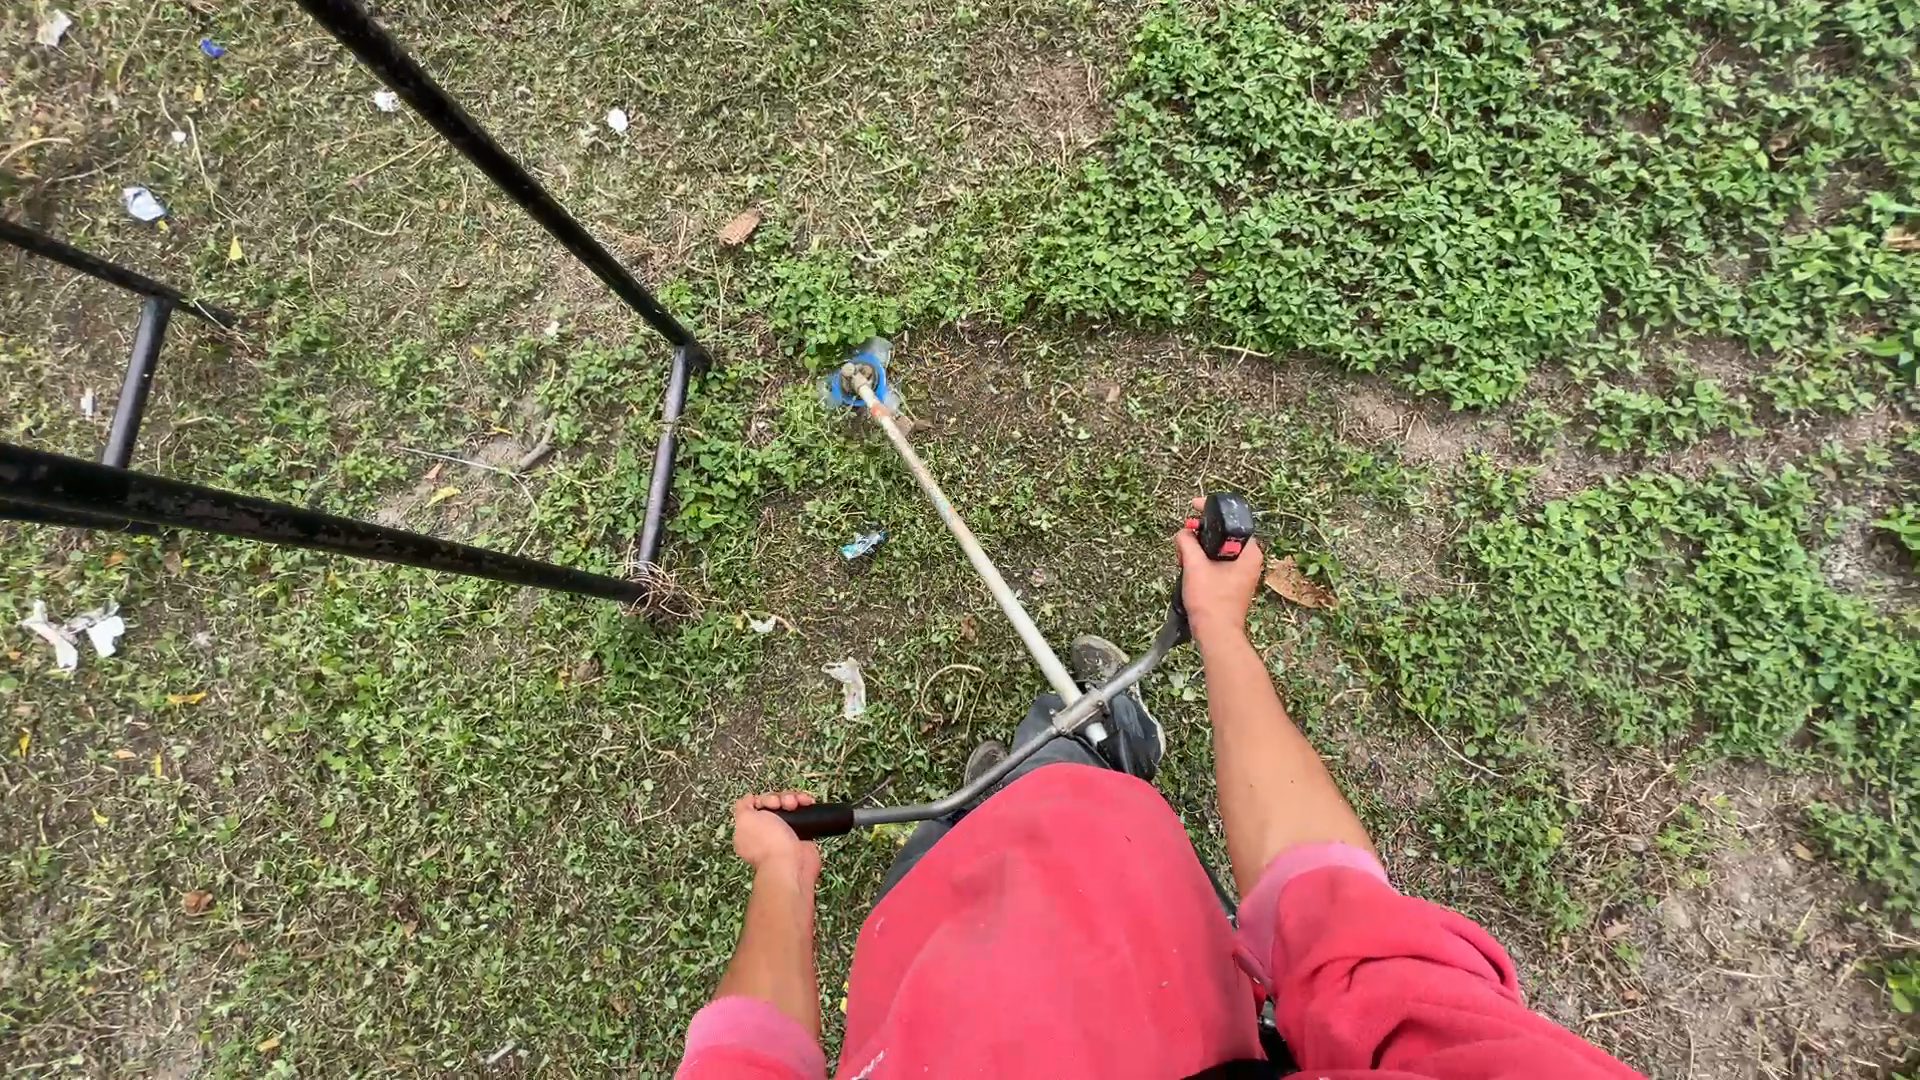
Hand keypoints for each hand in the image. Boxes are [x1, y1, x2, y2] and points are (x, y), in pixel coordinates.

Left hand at [732, 791, 821, 882]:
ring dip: (793, 799)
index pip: (756, 805)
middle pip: (773, 804)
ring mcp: (783, 833)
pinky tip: (807, 803)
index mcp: (748, 830)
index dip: (764, 799)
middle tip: (785, 804)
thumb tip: (747, 799)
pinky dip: (804, 805)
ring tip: (797, 804)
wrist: (791, 861)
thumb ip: (742, 807)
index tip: (770, 803)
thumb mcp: (745, 820)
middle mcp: (765, 832)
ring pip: (788, 806)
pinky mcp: (799, 834)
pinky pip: (801, 812)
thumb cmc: (768, 844)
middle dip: (780, 798)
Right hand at [1175, 498, 1263, 647]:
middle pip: (1222, 535)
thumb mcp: (1194, 566)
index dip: (1210, 512)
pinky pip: (1217, 563)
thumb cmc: (1210, 601)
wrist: (1216, 632)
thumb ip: (1187, 543)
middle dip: (1199, 535)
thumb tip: (1183, 533)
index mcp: (1249, 552)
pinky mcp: (1233, 583)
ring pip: (1217, 550)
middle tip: (1184, 539)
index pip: (1231, 521)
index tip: (1194, 506)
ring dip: (1198, 550)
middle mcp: (1250, 560)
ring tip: (1183, 557)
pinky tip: (1188, 569)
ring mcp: (1242, 572)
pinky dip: (1202, 562)